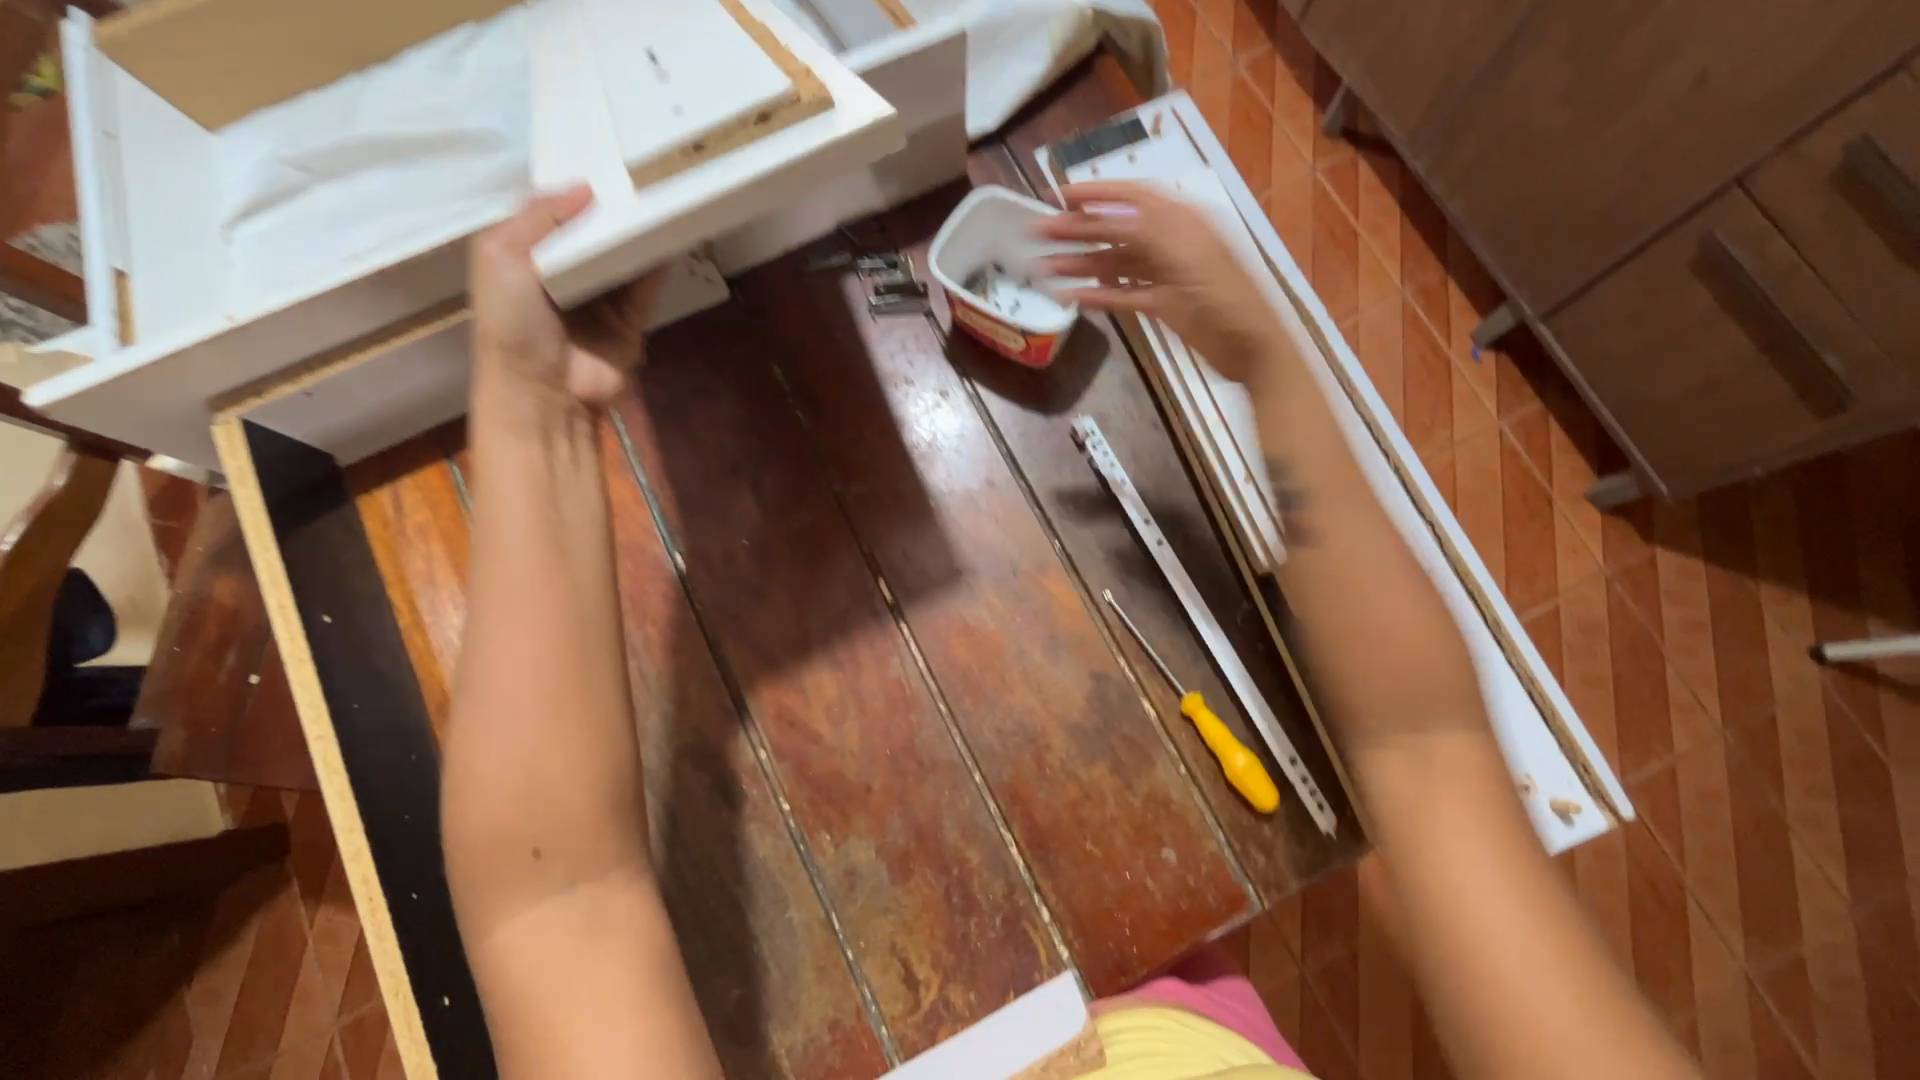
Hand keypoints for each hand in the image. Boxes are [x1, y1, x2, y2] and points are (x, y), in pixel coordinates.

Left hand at [470, 185, 662, 406]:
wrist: (545, 391)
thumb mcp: (501, 257)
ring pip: (622, 255)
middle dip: (609, 206)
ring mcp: (599, 297)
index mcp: (525, 256)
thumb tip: (584, 187)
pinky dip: (657, 262)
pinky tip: (670, 233)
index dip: (568, 189)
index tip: (594, 158)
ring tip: (659, 194)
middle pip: (590, 232)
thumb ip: (537, 217)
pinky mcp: (630, 318)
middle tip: (635, 168)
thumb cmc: (511, 324)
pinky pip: (646, 285)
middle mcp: (563, 273)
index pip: (549, 214)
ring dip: (637, 231)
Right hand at [1034, 181, 1283, 384]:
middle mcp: (1171, 242)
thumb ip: (1151, 231)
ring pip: (1115, 264)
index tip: (1059, 195)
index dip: (1097, 193)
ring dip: (1080, 263)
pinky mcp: (1163, 305)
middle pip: (1117, 230)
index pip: (1134, 197)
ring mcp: (1166, 275)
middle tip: (1038, 231)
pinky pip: (1124, 295)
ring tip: (1044, 267)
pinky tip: (1071, 295)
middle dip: (1078, 229)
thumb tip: (1110, 213)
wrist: (1253, 348)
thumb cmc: (1228, 298)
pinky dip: (1098, 295)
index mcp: (1182, 222)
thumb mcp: (1191, 256)